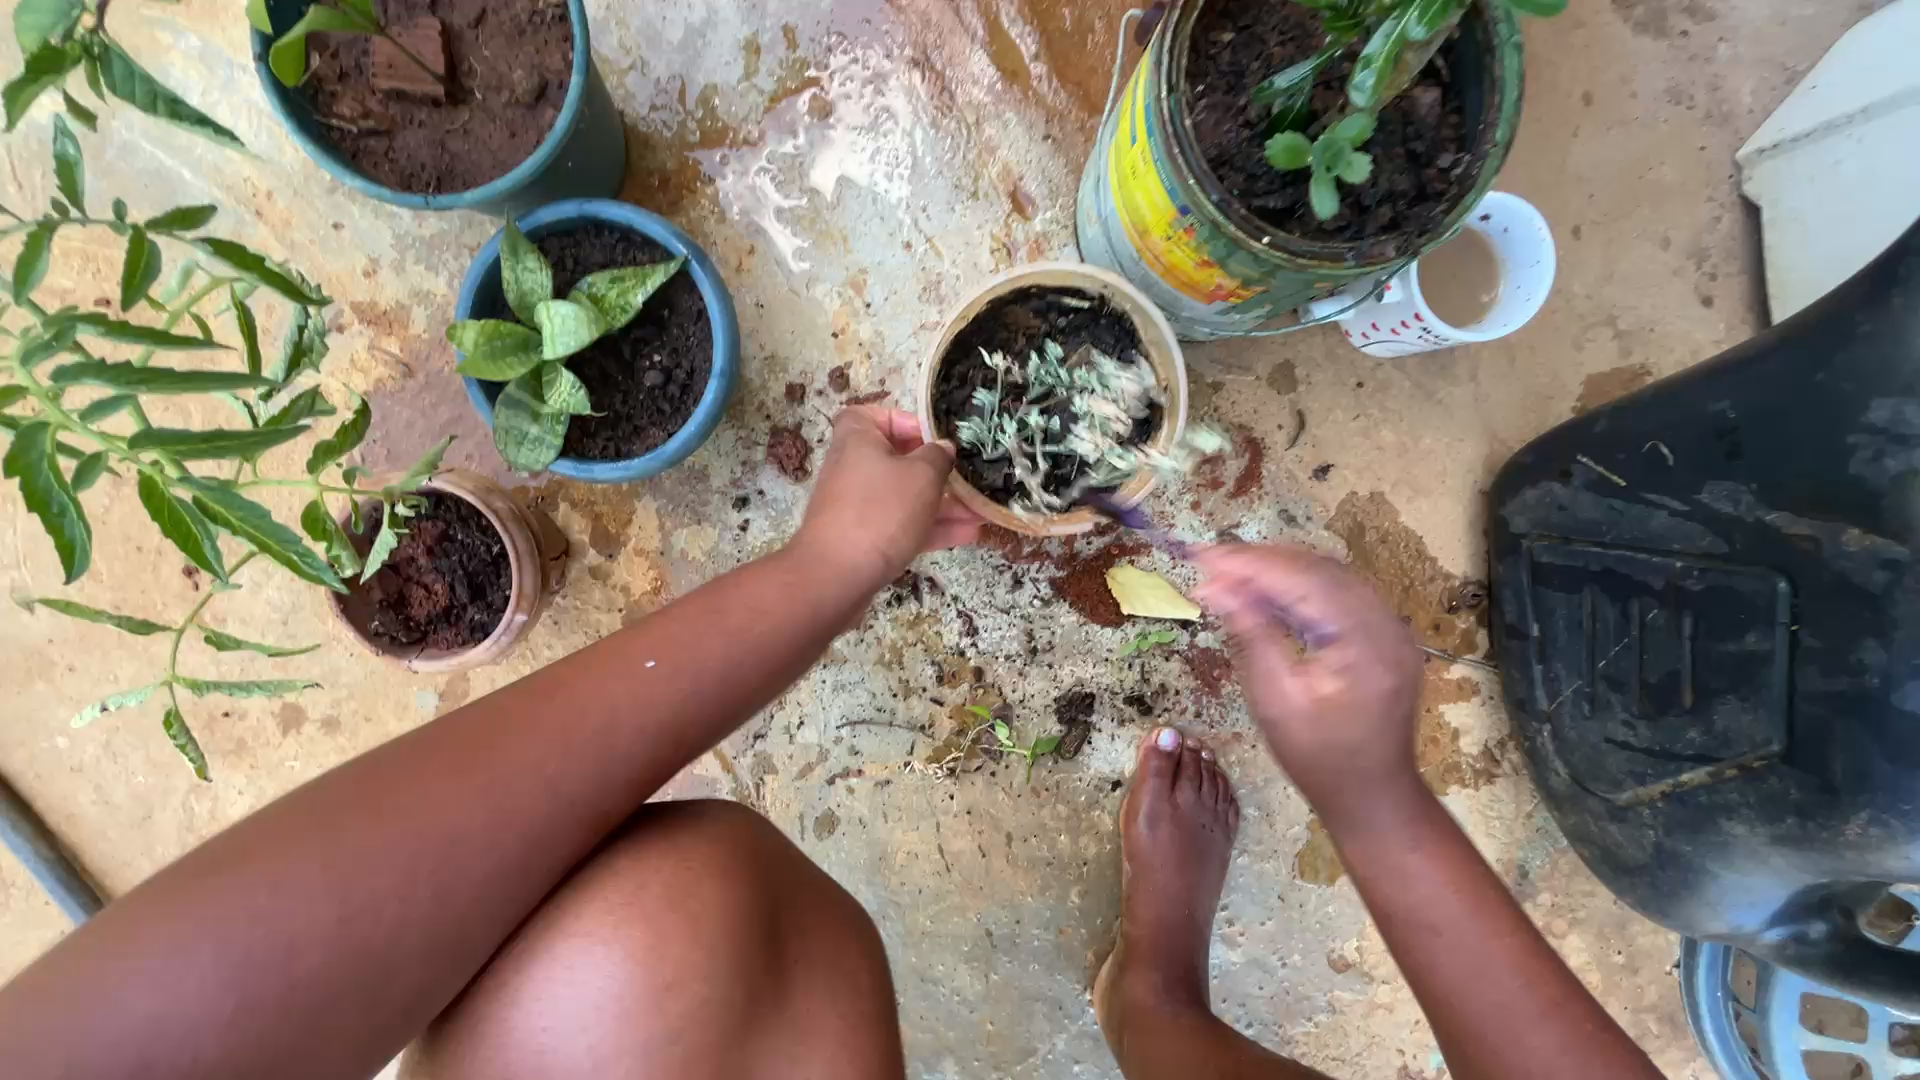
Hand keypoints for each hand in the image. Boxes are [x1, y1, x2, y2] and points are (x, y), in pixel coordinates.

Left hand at [792, 407, 983, 591]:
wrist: (837, 576)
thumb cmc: (881, 510)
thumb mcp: (922, 475)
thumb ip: (938, 457)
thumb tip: (943, 449)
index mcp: (858, 438)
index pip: (878, 416)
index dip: (908, 422)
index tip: (936, 438)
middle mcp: (854, 468)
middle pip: (900, 461)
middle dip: (941, 473)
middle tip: (972, 480)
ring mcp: (859, 506)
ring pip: (907, 498)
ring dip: (944, 504)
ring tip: (982, 512)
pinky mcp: (865, 539)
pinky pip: (902, 525)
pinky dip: (931, 528)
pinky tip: (968, 534)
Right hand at [1192, 544, 1422, 816]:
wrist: (1372, 795)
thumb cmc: (1319, 758)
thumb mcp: (1275, 699)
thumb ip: (1250, 634)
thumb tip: (1216, 587)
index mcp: (1365, 641)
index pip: (1302, 580)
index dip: (1249, 563)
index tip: (1202, 557)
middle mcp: (1387, 623)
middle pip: (1317, 569)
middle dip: (1260, 561)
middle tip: (1209, 562)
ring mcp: (1390, 627)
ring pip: (1327, 576)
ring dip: (1277, 570)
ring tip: (1228, 573)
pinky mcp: (1383, 634)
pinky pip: (1337, 594)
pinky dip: (1297, 587)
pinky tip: (1263, 591)